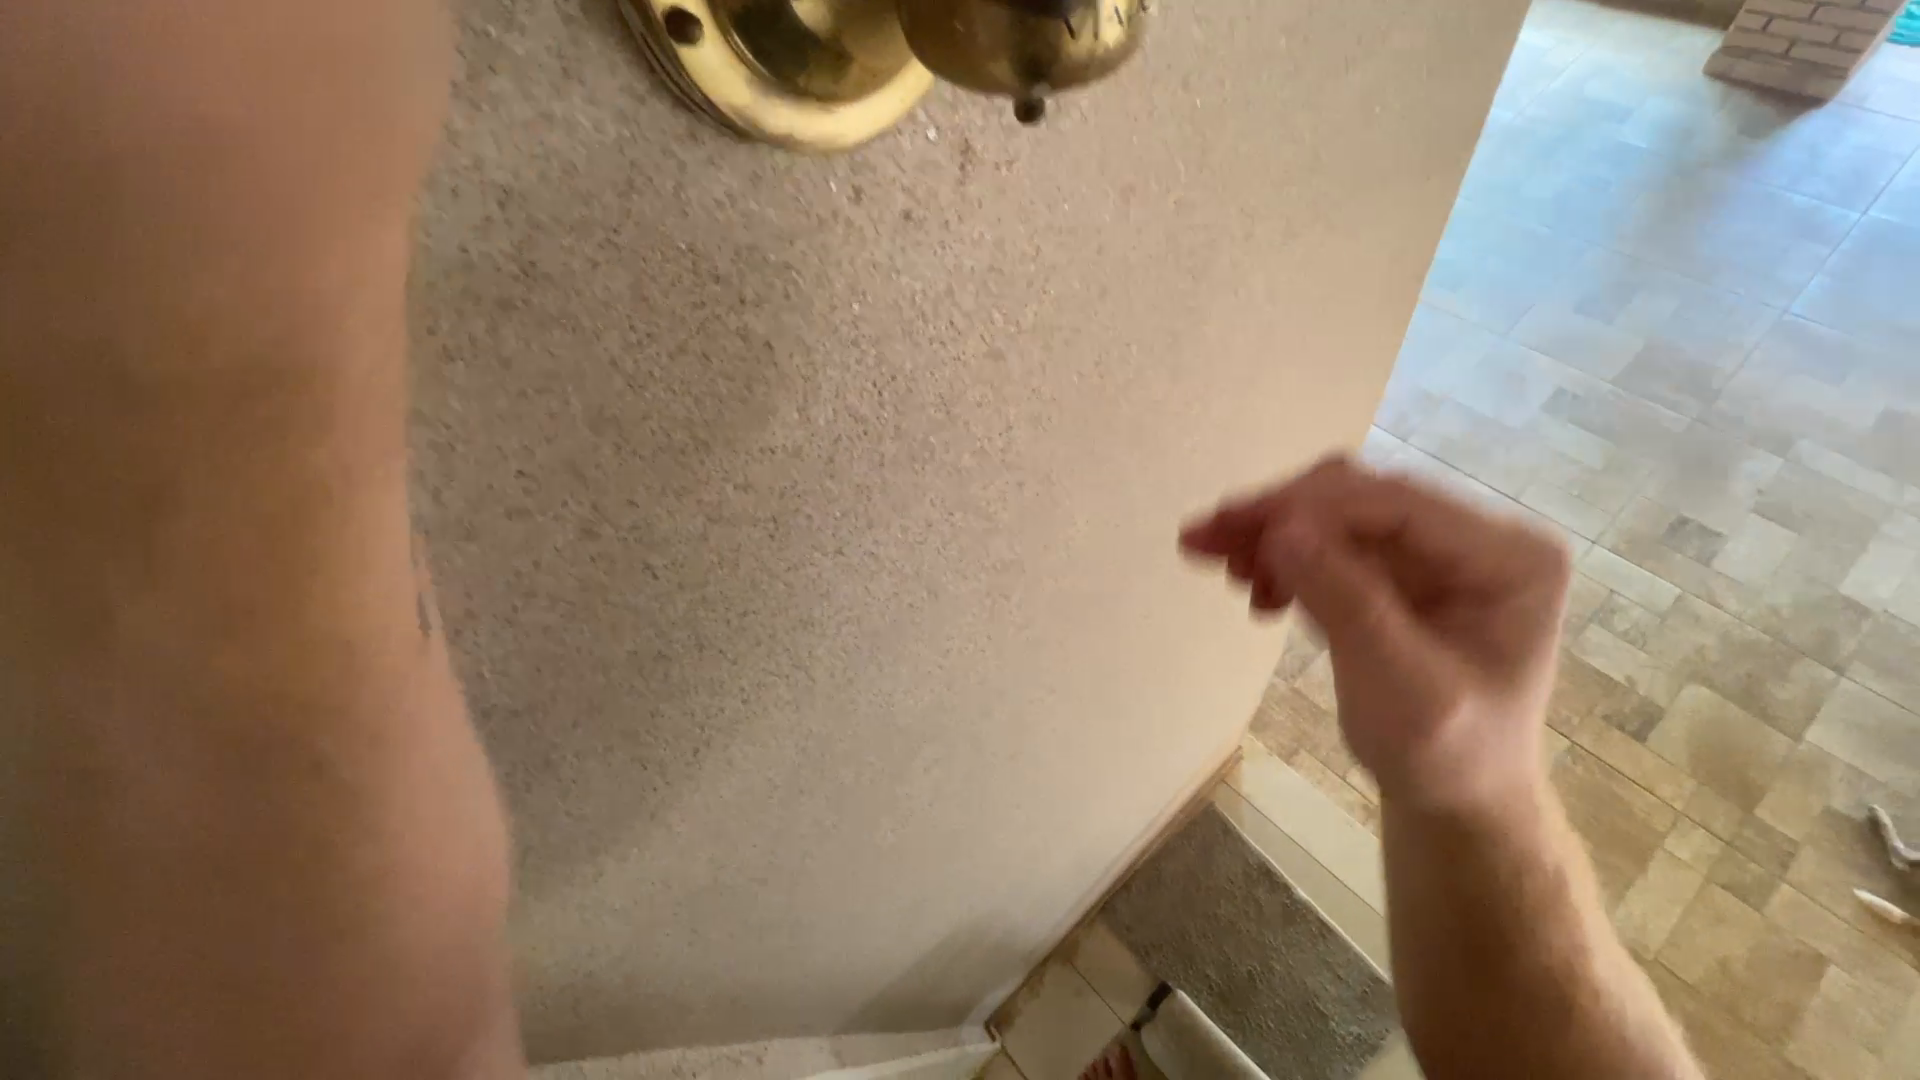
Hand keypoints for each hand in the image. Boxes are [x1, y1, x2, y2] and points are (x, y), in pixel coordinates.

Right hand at [1181, 458, 1570, 813]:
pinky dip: (1284, 560)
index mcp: (1507, 556)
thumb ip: (1345, 602)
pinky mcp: (1397, 572)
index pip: (1395, 503)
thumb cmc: (1444, 753)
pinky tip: (1257, 591)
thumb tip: (1279, 529)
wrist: (1451, 797)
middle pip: (1357, 499)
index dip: (1309, 508)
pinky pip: (1328, 545)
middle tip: (1203, 537)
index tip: (1232, 526)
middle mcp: (1472, 538)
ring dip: (1270, 535)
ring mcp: (1433, 553)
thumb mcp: (1399, 684)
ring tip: (1221, 564)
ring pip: (1333, 515)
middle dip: (1278, 516)